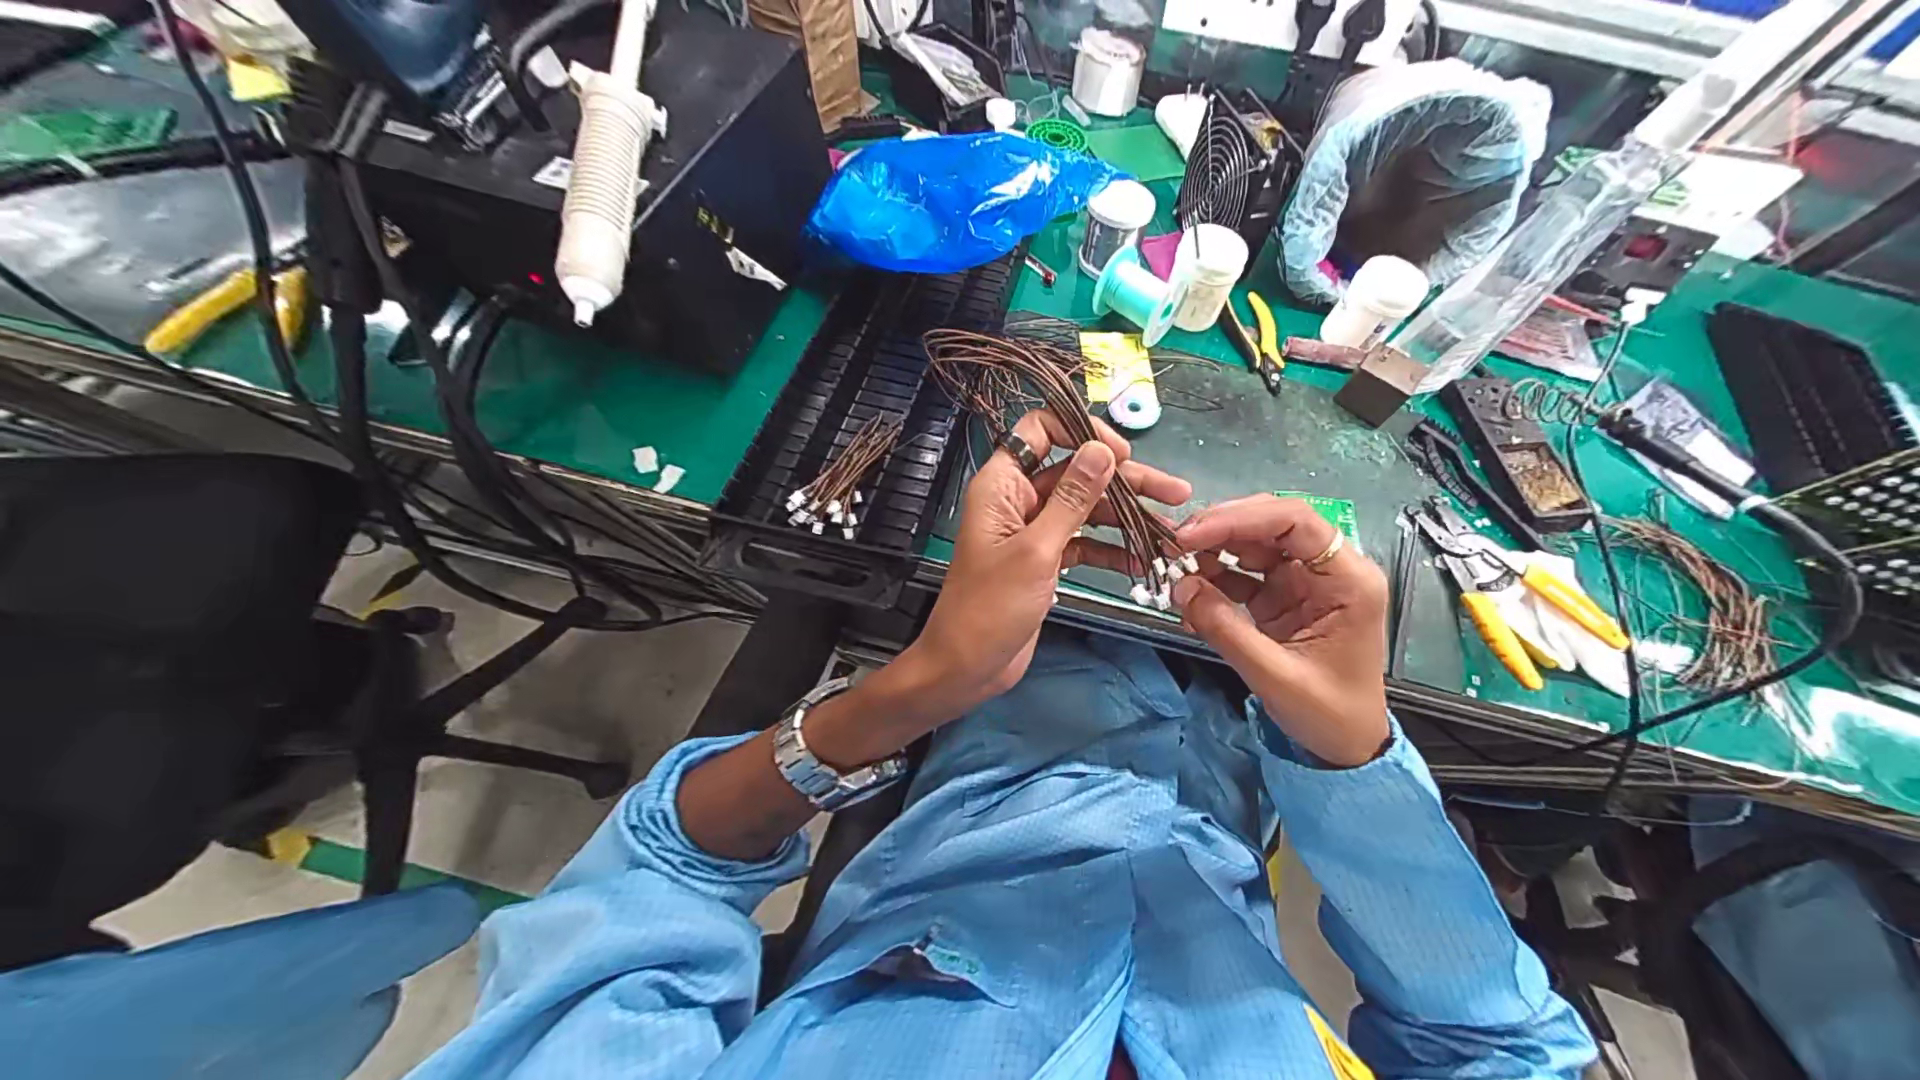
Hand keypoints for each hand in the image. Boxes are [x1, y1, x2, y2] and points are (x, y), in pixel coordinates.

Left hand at [899, 409, 1191, 723]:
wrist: (968, 665)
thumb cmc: (990, 607)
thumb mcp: (1036, 550)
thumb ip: (1072, 499)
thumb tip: (1102, 450)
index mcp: (1003, 484)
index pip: (1040, 431)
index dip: (1082, 432)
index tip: (1122, 454)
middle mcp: (1019, 499)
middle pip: (1076, 472)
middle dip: (1125, 481)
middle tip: (1175, 492)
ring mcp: (1034, 530)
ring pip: (1086, 508)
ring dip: (1126, 517)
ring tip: (1172, 531)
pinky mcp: (1046, 559)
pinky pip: (1084, 542)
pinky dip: (1111, 549)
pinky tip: (1142, 559)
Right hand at [1172, 496, 1389, 766]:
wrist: (1345, 746)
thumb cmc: (1328, 712)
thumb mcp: (1274, 674)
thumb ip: (1225, 628)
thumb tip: (1179, 587)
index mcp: (1347, 579)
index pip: (1294, 521)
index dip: (1239, 518)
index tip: (1191, 535)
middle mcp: (1325, 569)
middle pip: (1269, 524)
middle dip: (1218, 528)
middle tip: (1172, 544)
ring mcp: (1300, 581)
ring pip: (1250, 544)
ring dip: (1209, 550)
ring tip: (1172, 565)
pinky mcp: (1278, 596)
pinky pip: (1240, 572)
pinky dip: (1210, 577)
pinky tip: (1186, 590)